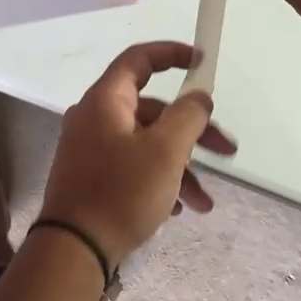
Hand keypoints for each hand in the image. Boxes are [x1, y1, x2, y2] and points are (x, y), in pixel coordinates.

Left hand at [39, 42, 237, 268]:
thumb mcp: (165, 152)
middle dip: (192, 130)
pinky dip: (158, 180)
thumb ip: (187, 116)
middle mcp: (93, 117)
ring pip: (145, 143)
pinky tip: (176, 209)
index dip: (171, 54)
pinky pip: (132, 165)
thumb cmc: (121, 192)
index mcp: (105, 100)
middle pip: (151, 109)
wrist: (73, 247)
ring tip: (204, 203)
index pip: (139, 59)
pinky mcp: (91, 175)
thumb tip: (198, 95)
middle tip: (227, 151)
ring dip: (180, 166)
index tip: (201, 62)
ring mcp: (89, 147)